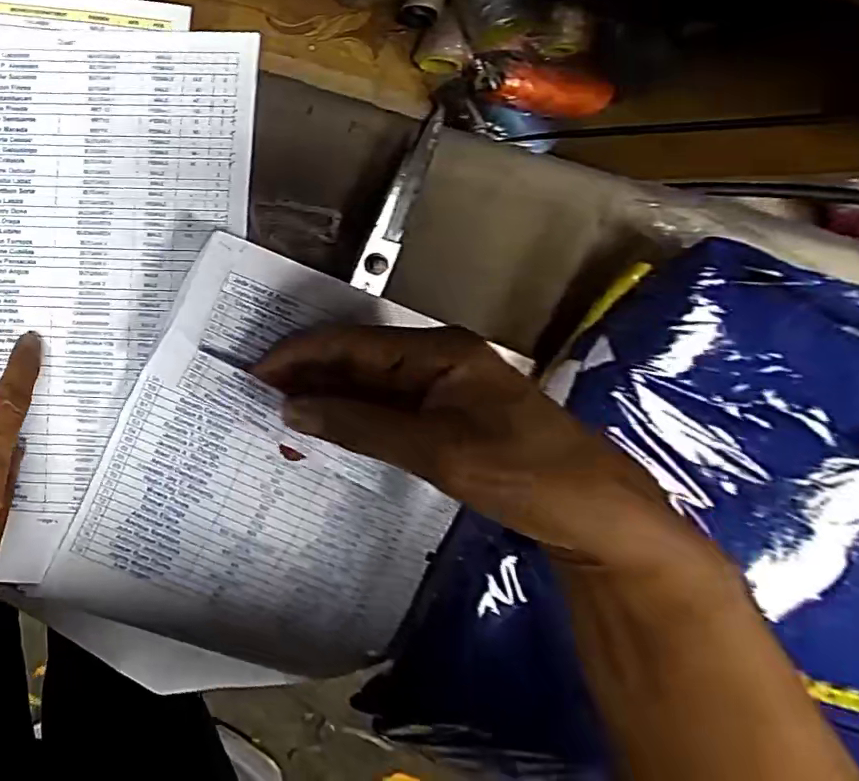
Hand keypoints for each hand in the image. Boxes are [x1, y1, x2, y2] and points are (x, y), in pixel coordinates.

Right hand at [253, 325, 708, 574]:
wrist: (600, 516)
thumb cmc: (524, 472)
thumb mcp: (437, 451)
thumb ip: (361, 425)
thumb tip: (295, 409)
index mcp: (437, 350)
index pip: (351, 344)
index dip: (301, 356)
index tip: (258, 374)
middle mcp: (435, 358)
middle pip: (357, 360)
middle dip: (309, 378)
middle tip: (261, 400)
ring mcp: (442, 387)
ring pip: (368, 386)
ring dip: (328, 400)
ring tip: (284, 418)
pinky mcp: (446, 415)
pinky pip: (387, 409)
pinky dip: (354, 419)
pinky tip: (329, 432)